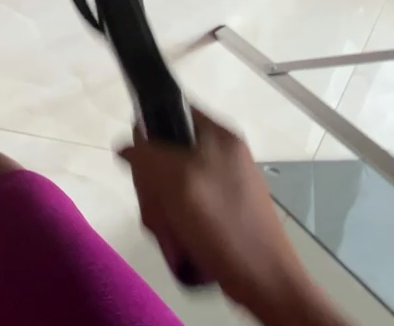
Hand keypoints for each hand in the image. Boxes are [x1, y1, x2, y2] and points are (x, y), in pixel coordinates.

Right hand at [120, 110, 342, 324]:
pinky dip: (171, 219)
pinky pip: (178, 202)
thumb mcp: (178, 181)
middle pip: (161, 149)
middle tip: (158, 203)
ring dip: (158, 205)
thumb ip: (146, 153)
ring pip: (165, 179)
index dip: (148, 130)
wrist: (267, 286)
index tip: (142, 159)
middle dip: (152, 181)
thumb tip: (126, 148)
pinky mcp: (217, 209)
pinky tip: (177, 237)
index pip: (169, 108)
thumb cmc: (225, 226)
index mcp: (218, 135)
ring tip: (171, 227)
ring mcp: (219, 183)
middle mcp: (220, 153)